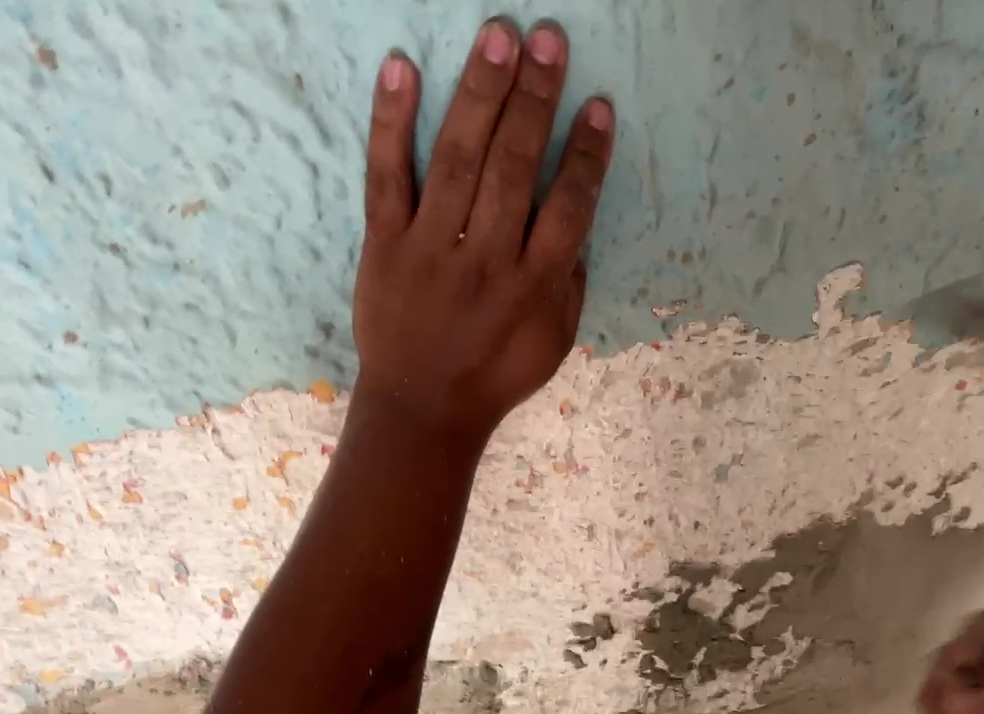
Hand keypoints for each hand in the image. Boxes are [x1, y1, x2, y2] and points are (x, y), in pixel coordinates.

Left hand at [351, 18, 614, 442]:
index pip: (568, 207)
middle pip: (514, 167)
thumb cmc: (497, 375)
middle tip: (547, 39)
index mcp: (535, 286)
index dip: (585, 155)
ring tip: (497, 37)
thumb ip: (568, 284)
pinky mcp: (385, 243)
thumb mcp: (554, 342)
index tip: (599, 106)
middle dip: (535, 99)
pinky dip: (391, 123)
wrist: (424, 406)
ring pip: (458, 160)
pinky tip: (402, 70)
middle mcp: (487, 259)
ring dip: (479, 94)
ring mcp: (432, 247)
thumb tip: (577, 227)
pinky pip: (387, 176)